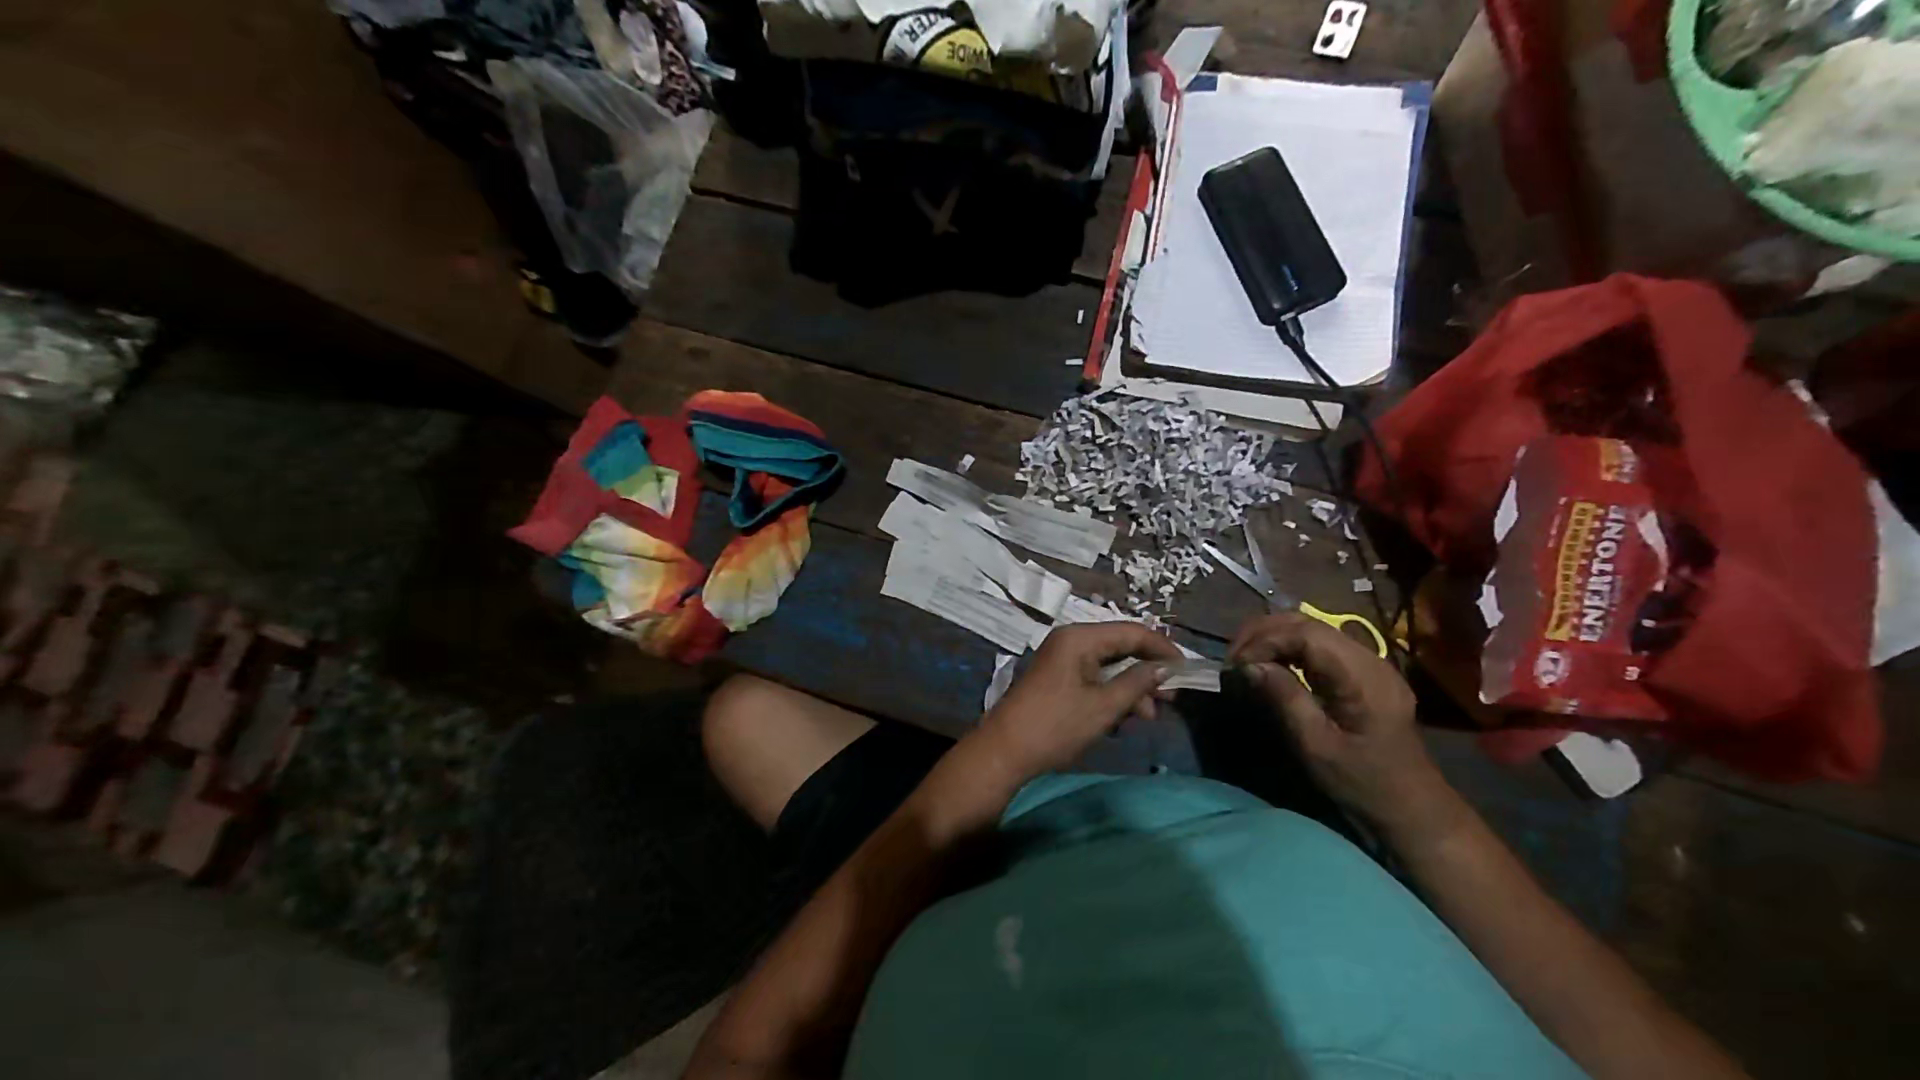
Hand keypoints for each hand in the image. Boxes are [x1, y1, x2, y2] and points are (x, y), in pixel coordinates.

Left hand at [969, 622, 1182, 783]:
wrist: (1005, 752)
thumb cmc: (1056, 726)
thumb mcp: (1104, 706)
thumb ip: (1138, 683)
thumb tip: (1165, 668)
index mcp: (1079, 638)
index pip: (1132, 631)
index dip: (1162, 649)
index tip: (1187, 671)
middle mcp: (1070, 641)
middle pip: (1120, 647)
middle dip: (1147, 672)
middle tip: (1169, 700)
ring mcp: (1061, 659)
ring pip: (1109, 665)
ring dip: (1131, 689)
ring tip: (1146, 718)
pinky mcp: (1057, 678)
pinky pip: (1094, 678)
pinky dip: (1112, 695)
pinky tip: (1123, 720)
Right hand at [1230, 614, 1453, 832]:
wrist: (1411, 807)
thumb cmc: (1362, 782)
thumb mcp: (1316, 745)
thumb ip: (1284, 698)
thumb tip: (1249, 665)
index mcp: (1363, 676)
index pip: (1306, 633)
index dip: (1265, 640)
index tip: (1237, 665)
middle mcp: (1369, 659)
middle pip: (1308, 623)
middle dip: (1263, 633)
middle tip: (1233, 658)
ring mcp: (1368, 663)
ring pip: (1312, 628)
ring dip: (1273, 637)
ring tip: (1245, 658)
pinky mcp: (1362, 672)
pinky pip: (1319, 644)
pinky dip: (1288, 647)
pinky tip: (1271, 664)